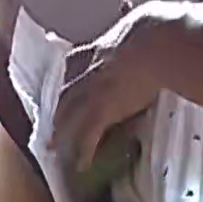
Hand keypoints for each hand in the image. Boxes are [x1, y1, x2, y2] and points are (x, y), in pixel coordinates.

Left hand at [53, 4, 182, 168]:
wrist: (152, 49)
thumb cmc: (150, 42)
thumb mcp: (130, 40)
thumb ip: (128, 44)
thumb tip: (136, 36)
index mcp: (93, 53)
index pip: (72, 68)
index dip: (67, 83)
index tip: (64, 94)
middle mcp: (86, 73)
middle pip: (64, 96)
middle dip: (56, 115)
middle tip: (51, 130)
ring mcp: (91, 93)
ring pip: (68, 117)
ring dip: (61, 135)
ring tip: (57, 151)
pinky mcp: (101, 111)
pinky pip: (87, 135)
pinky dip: (83, 151)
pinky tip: (80, 165)